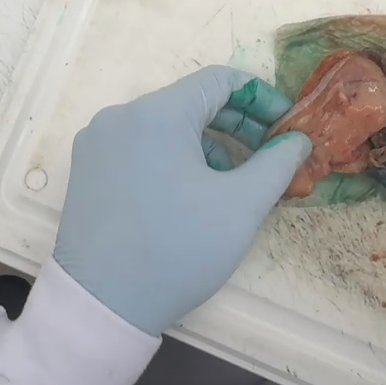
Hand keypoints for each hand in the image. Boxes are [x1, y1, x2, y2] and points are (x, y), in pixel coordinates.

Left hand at [53, 67, 311, 335]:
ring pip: (166, 124)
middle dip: (237, 123)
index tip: (287, 126)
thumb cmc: (177, 249)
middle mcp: (121, 115)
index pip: (219, 80)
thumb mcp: (241, 207)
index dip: (261, 97)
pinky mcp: (86, 167)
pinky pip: (140, 144)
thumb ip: (277, 163)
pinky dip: (173, 156)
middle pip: (191, 100)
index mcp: (156, 112)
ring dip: (207, 143)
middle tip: (270, 154)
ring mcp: (98, 140)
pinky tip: (191, 192)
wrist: (101, 304)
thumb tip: (298, 140)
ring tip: (233, 182)